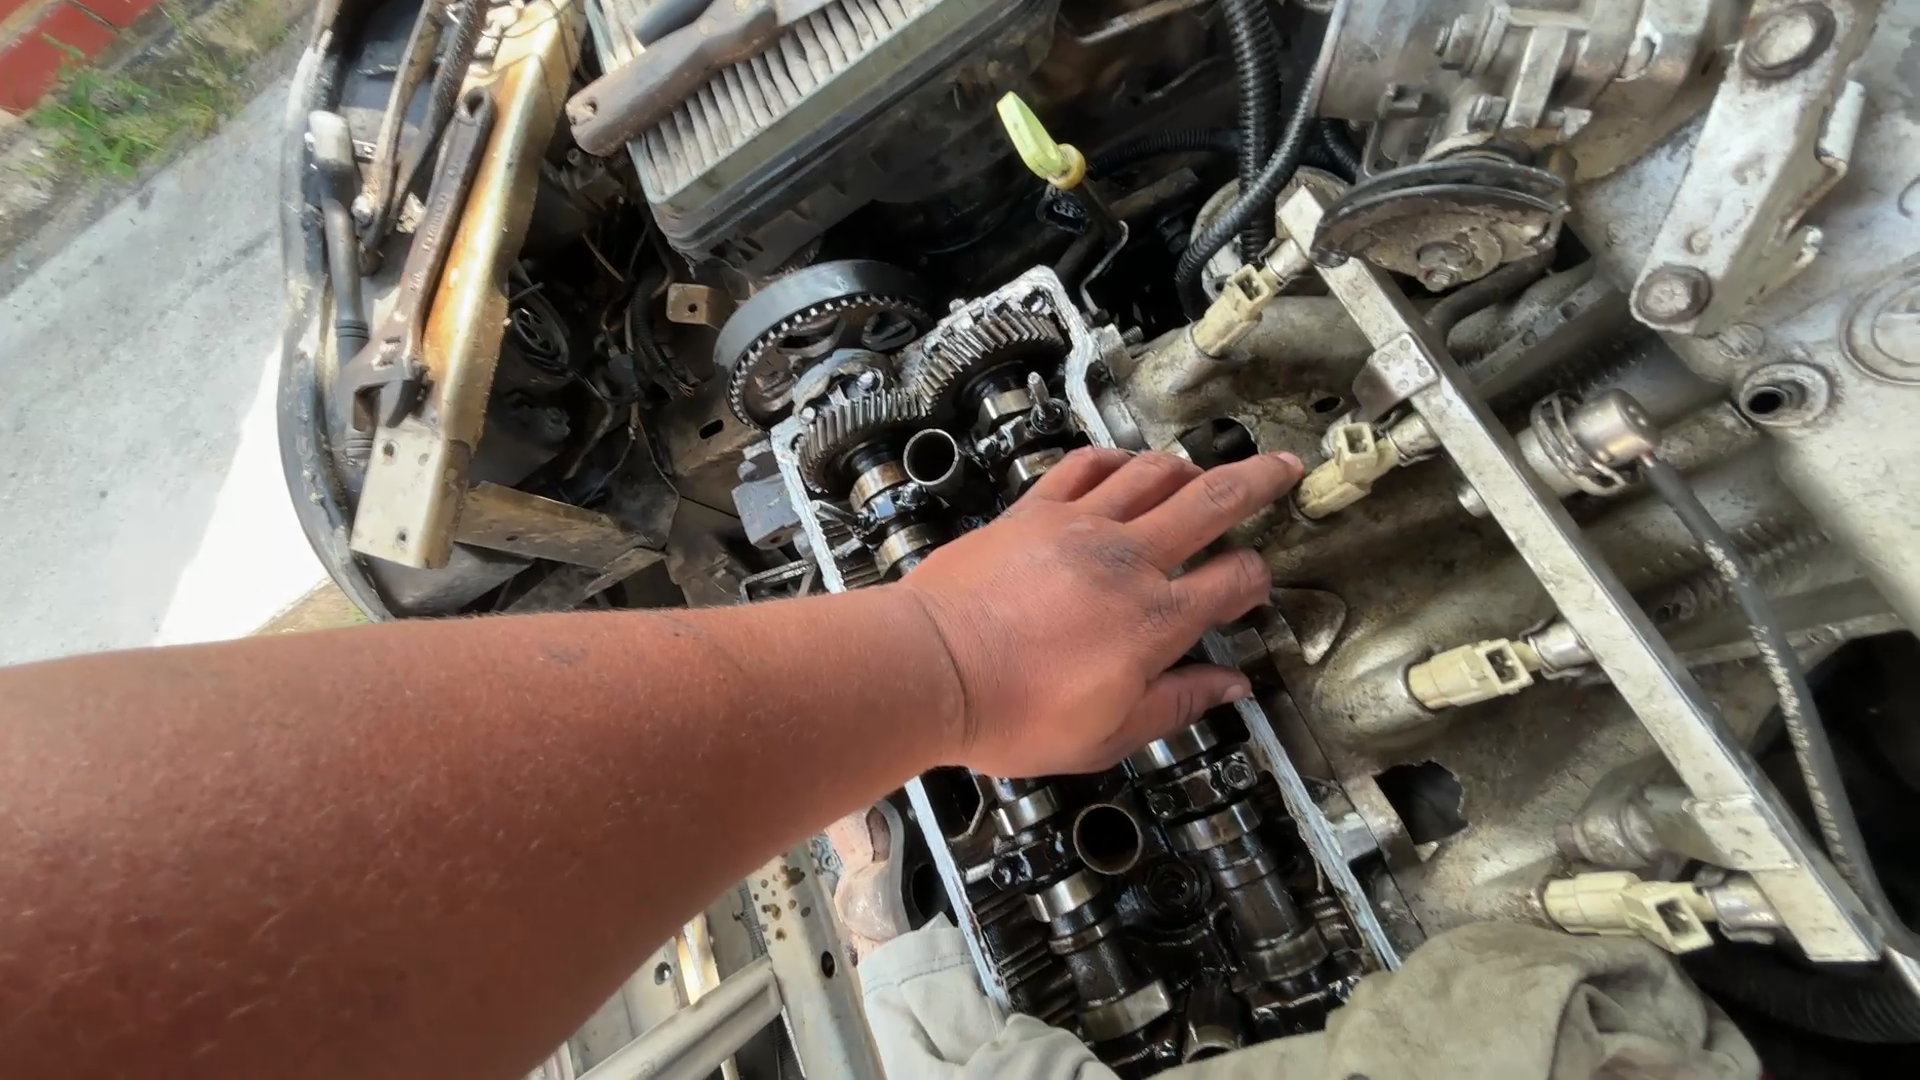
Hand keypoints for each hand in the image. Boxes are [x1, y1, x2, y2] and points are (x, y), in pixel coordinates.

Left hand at [896, 447, 1303, 776]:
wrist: (931, 669)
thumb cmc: (1012, 712)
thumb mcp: (1106, 734)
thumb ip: (1176, 704)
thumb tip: (1231, 686)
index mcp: (1154, 620)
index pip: (1233, 582)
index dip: (1256, 580)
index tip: (1254, 585)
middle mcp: (1128, 560)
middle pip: (1210, 503)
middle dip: (1257, 481)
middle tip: (1283, 468)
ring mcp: (1078, 526)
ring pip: (1150, 474)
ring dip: (1185, 467)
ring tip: (1199, 470)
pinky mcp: (1032, 511)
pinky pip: (1082, 467)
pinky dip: (1111, 459)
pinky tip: (1121, 464)